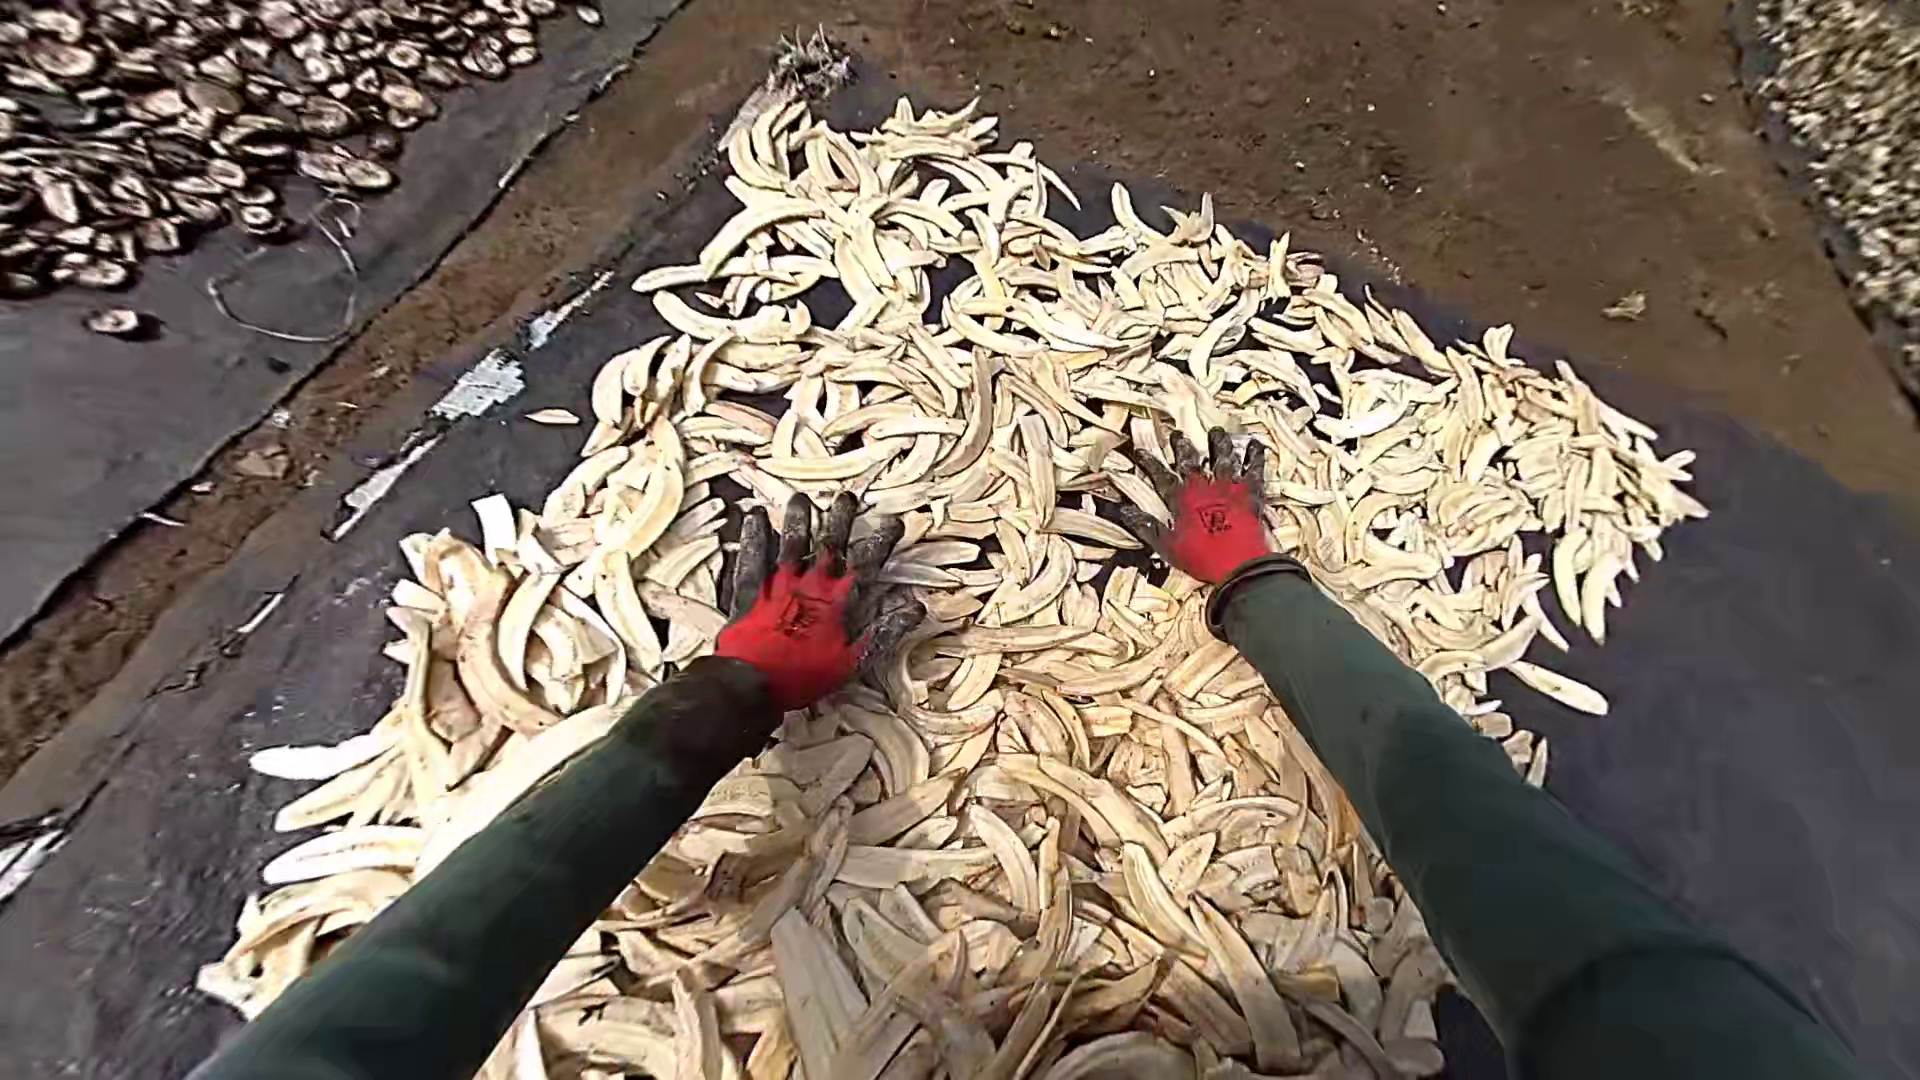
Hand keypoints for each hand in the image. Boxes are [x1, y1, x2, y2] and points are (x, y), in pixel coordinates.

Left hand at [716, 492, 922, 709]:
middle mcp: (810, 584)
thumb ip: (885, 631)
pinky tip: (754, 519)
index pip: (867, 563)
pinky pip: (752, 559)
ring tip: (801, 499)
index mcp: (838, 600)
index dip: (882, 541)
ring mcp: (779, 585)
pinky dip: (754, 538)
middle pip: (830, 544)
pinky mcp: (751, 592)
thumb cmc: (804, 674)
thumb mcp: (853, 660)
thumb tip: (916, 608)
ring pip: (791, 544)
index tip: (894, 522)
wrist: (751, 684)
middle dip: (841, 519)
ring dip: (798, 520)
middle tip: (847, 498)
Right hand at [1115, 427, 1271, 584]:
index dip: (1150, 462)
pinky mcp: (1251, 493)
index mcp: (1181, 499)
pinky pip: (1253, 469)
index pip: (1161, 475)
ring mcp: (1229, 487)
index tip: (1142, 452)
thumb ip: (1147, 527)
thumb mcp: (1167, 546)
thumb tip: (1125, 513)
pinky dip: (1254, 456)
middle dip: (1182, 446)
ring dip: (1218, 444)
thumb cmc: (1201, 557)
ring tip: (1216, 431)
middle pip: (1191, 460)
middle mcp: (1204, 487)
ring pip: (1222, 458)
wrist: (1239, 565)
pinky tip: (1254, 445)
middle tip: (1177, 434)